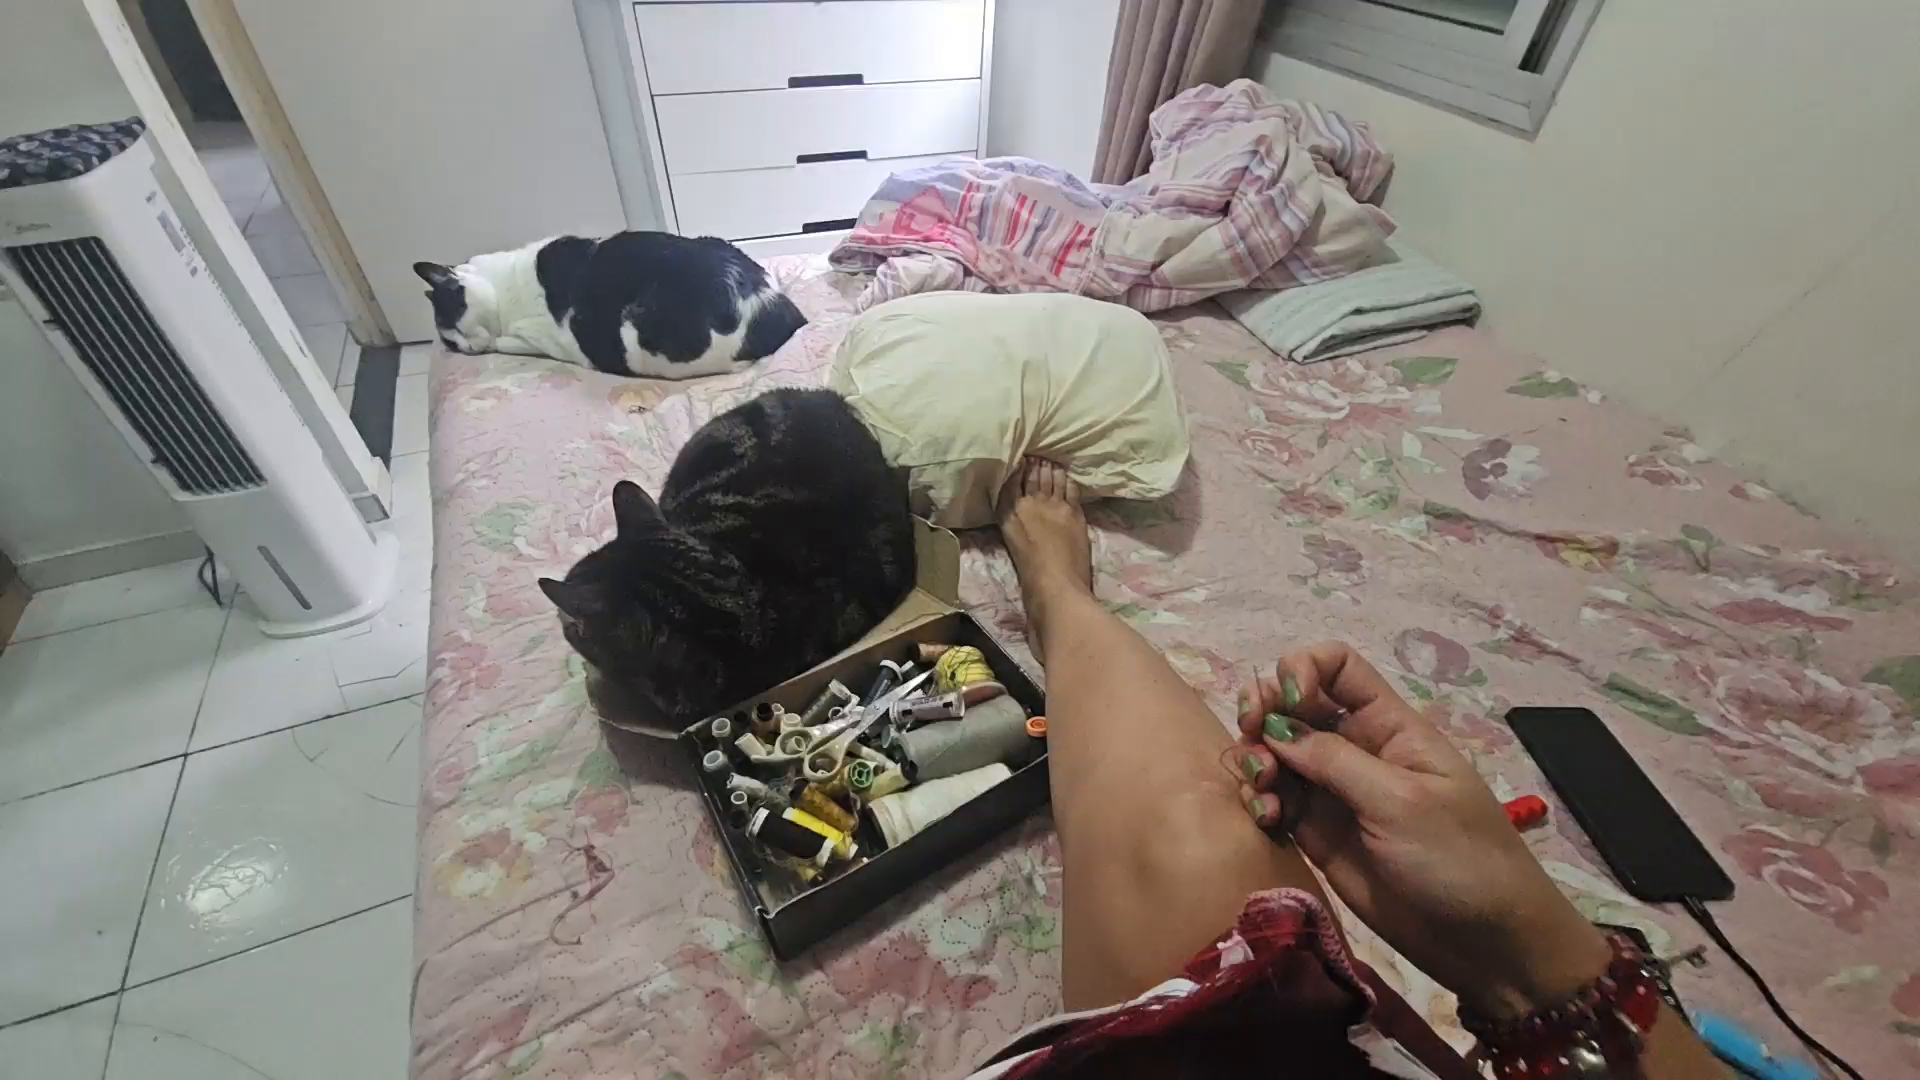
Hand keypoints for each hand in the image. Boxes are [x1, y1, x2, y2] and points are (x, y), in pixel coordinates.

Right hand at [1233, 641, 1611, 1018]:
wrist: (1486, 949)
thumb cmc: (1460, 860)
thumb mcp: (1401, 802)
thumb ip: (1332, 759)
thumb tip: (1273, 729)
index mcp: (1386, 725)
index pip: (1336, 665)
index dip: (1302, 668)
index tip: (1287, 700)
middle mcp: (1352, 746)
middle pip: (1289, 702)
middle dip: (1261, 710)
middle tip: (1250, 735)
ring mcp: (1329, 788)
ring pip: (1271, 749)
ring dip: (1254, 758)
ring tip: (1261, 789)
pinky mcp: (1313, 829)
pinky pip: (1271, 797)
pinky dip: (1258, 800)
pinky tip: (1266, 819)